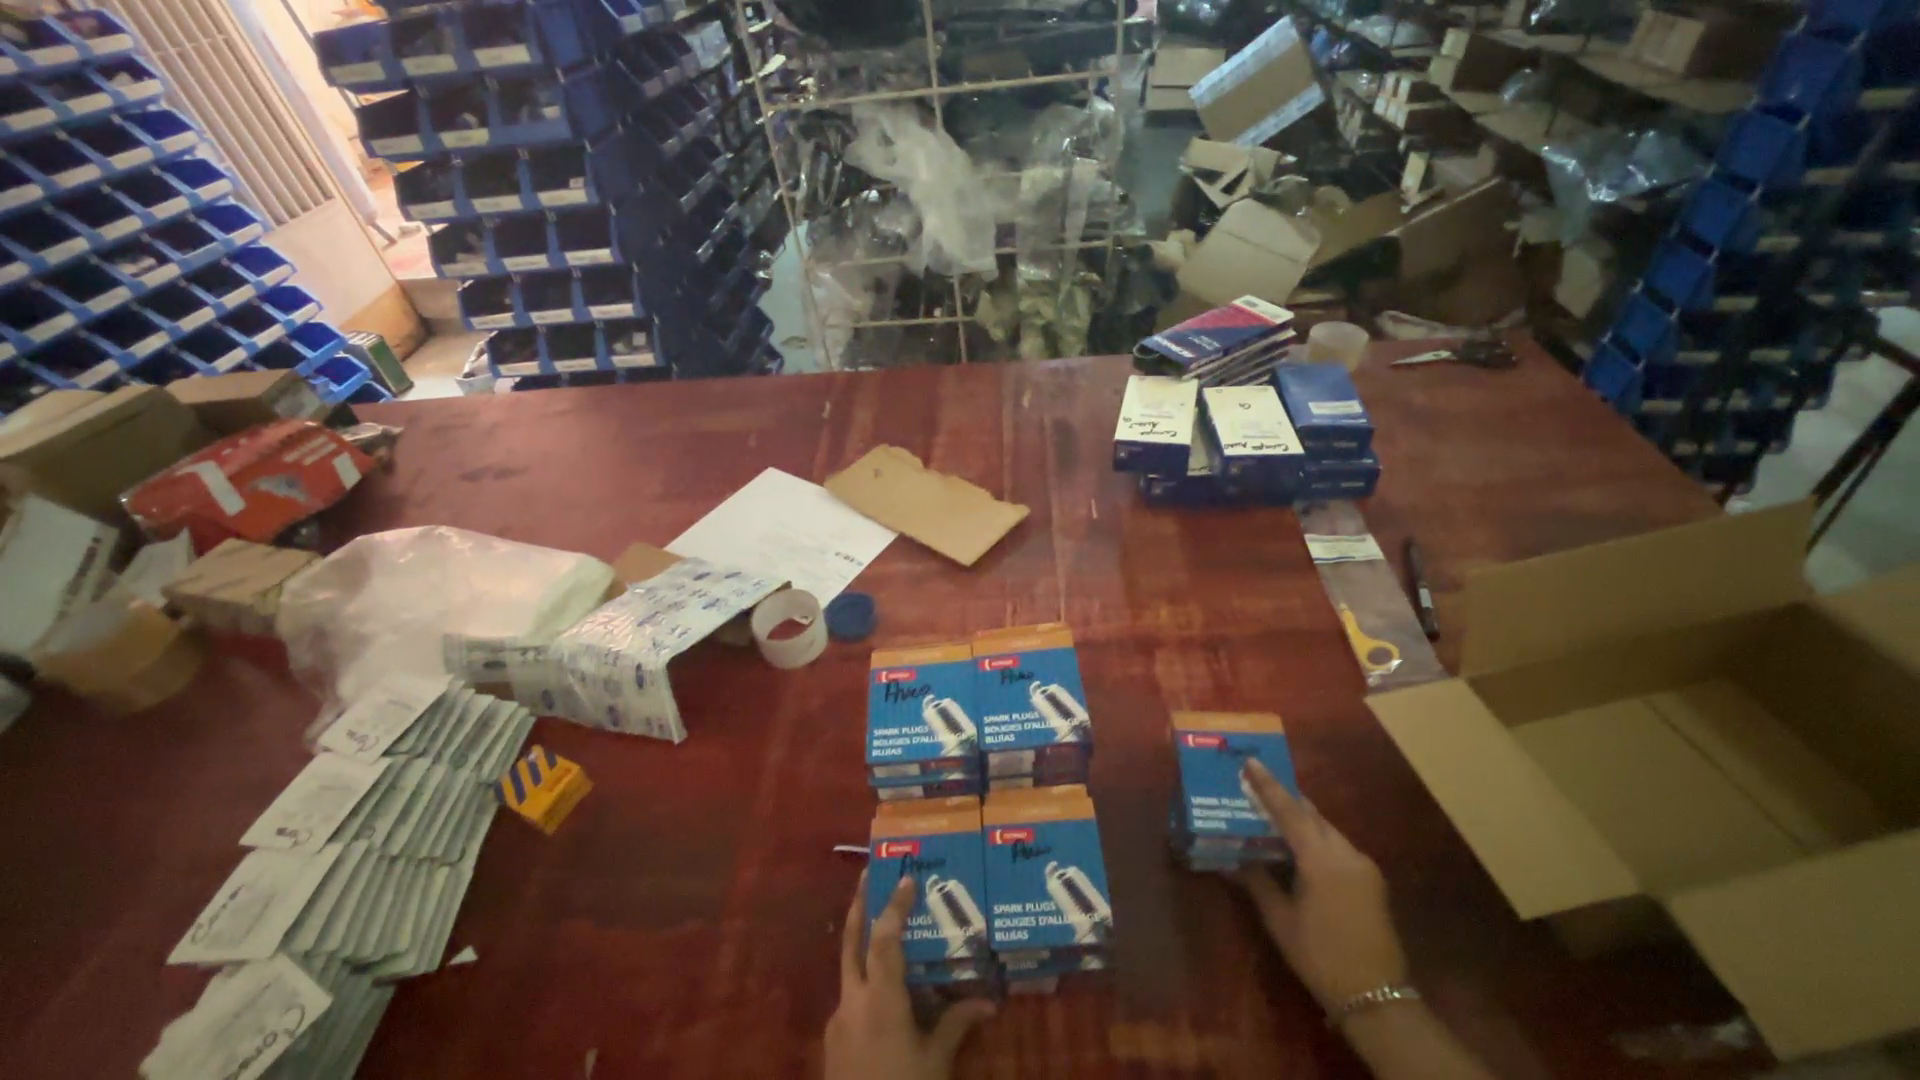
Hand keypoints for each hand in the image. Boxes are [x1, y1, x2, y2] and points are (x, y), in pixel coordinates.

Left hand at [825, 871, 994, 1079]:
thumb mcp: (936, 1062)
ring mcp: (838, 1021)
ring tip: (887, 933)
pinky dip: (867, 982)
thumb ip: (957, 1025)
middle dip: (860, 906)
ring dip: (863, 944)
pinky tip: (887, 993)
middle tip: (868, 875)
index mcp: (880, 1000)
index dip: (895, 907)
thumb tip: (990, 1002)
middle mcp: (852, 1001)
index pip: (884, 940)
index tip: (907, 879)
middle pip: (851, 942)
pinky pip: (851, 997)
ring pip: (849, 969)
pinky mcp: (833, 1041)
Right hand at [1234, 759, 1407, 1009]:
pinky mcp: (1371, 880)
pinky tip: (1299, 846)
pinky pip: (1338, 846)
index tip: (1251, 762)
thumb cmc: (1319, 956)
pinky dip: (1316, 838)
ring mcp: (1363, 866)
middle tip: (1256, 785)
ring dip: (1302, 819)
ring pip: (1327, 830)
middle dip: (1285, 799)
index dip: (1269, 787)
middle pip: (1312, 816)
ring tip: (1272, 813)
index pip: (1291, 813)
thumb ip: (1257, 882)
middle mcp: (1347, 854)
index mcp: (1322, 860)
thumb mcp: (1280, 919)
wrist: (1376, 996)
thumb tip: (1229, 859)